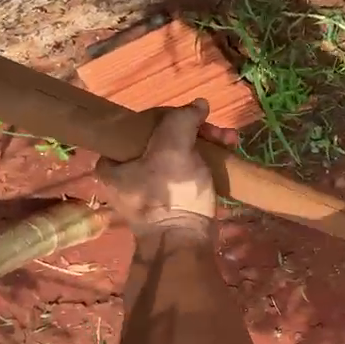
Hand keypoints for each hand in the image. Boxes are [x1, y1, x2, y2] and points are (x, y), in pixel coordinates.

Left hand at [95, 101, 233, 238]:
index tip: (201, 121)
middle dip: (199, 132)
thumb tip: (198, 103)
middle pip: (166, 137)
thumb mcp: (174, 150)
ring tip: (231, 144)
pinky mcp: (170, 197)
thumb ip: (182, 121)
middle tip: (222, 135)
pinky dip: (205, 161)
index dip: (177, 117)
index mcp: (113, 157)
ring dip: (207, 144)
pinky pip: (187, 169)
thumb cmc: (172, 195)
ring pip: (180, 152)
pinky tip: (224, 158)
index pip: (145, 123)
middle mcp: (126, 168)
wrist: (183, 240)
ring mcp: (149, 184)